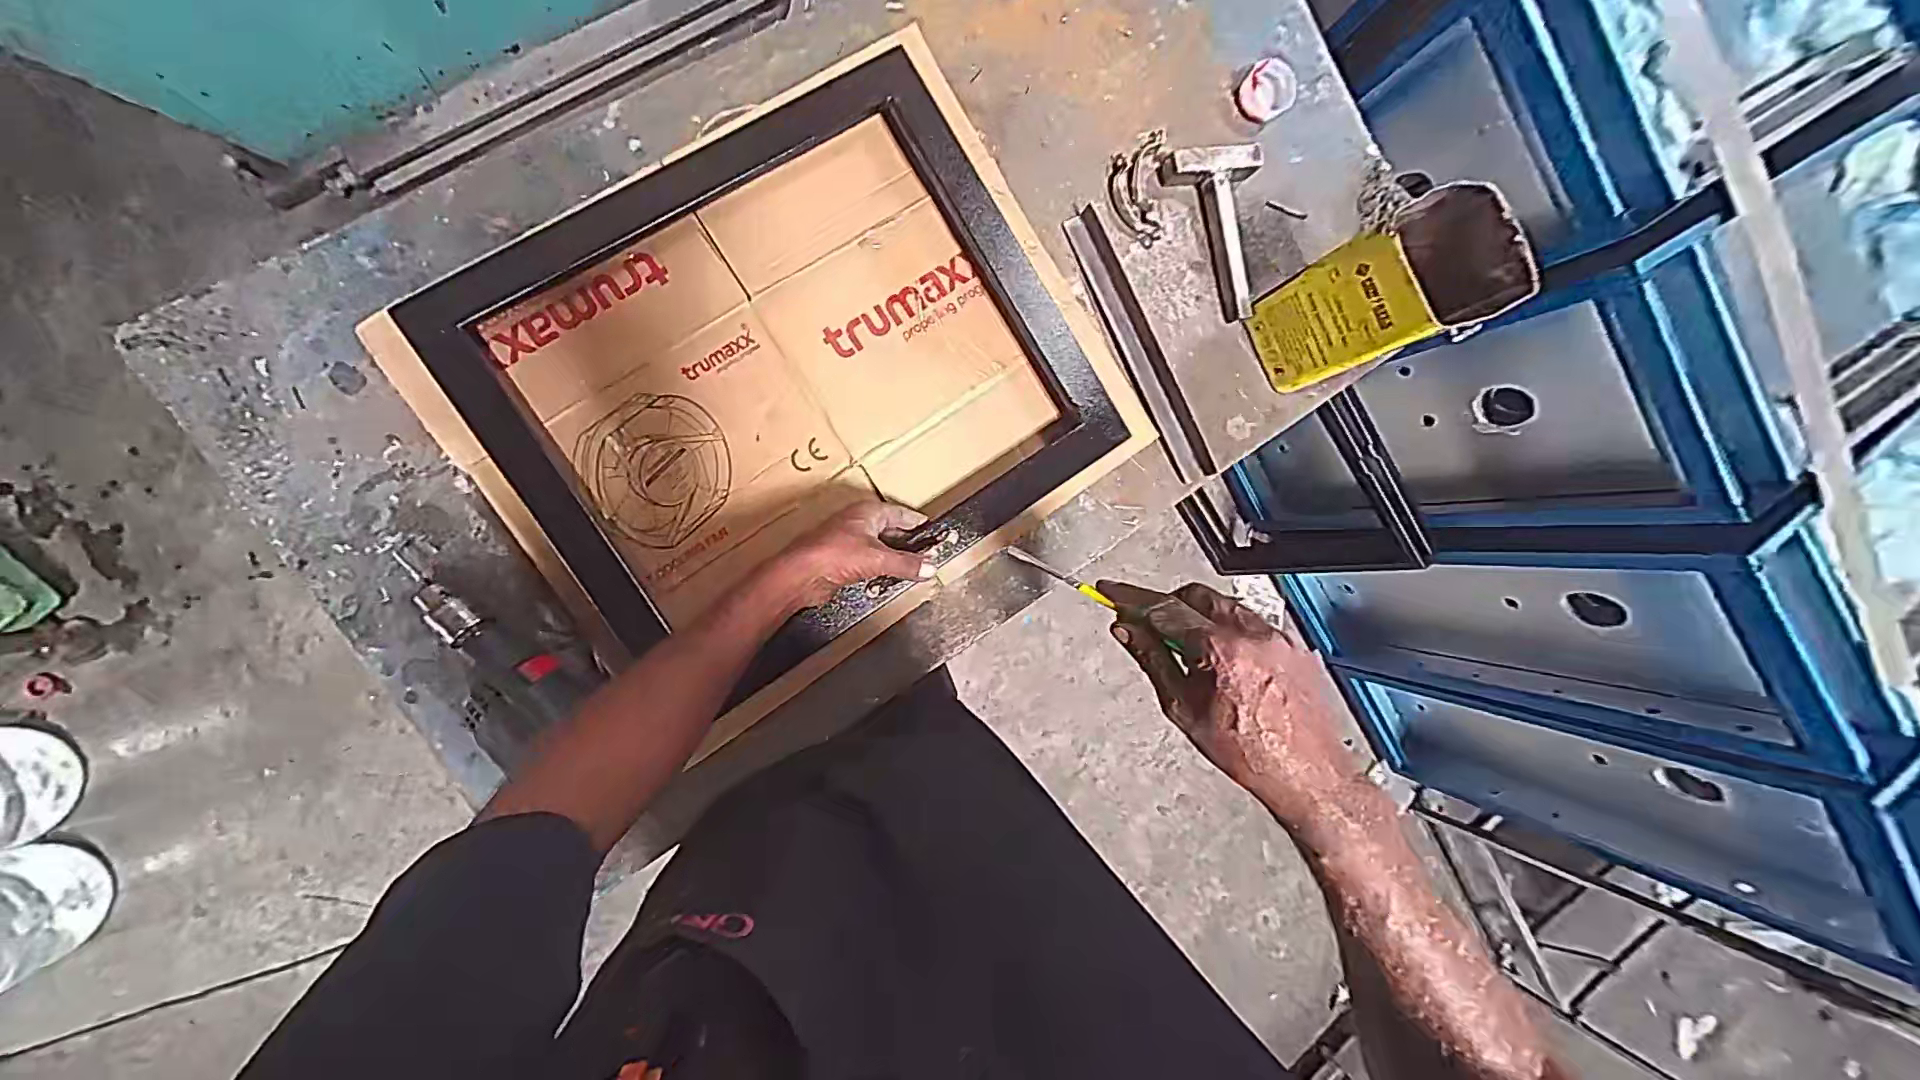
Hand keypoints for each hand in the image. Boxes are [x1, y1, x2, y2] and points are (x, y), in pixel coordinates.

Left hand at [771, 500, 935, 611]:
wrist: (802, 575)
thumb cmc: (833, 554)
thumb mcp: (878, 559)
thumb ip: (907, 564)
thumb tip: (930, 566)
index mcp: (868, 512)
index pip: (901, 513)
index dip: (917, 522)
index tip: (932, 530)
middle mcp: (858, 523)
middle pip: (891, 530)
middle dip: (908, 543)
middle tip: (927, 552)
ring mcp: (849, 541)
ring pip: (880, 547)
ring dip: (895, 558)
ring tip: (913, 567)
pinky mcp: (842, 561)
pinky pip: (869, 563)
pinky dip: (881, 570)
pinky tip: (890, 579)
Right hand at [1099, 581, 1366, 824]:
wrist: (1308, 776)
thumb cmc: (1250, 753)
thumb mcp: (1183, 708)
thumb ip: (1152, 659)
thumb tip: (1128, 630)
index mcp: (1222, 649)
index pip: (1165, 607)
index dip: (1131, 598)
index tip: (1112, 592)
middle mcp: (1254, 634)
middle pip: (1194, 594)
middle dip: (1164, 603)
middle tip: (1144, 622)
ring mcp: (1278, 636)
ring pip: (1222, 603)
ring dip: (1196, 614)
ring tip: (1184, 647)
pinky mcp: (1293, 643)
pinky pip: (1249, 620)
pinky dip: (1225, 627)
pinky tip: (1218, 655)